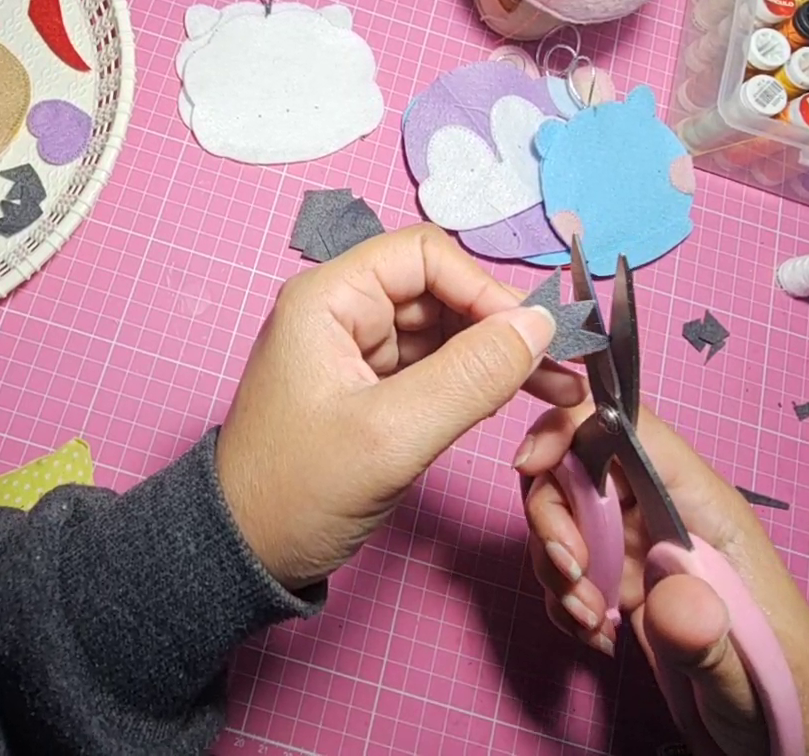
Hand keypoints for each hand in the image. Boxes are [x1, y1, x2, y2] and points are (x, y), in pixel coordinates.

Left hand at [217, 224, 587, 590]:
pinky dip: (476, 379)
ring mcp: (357, 348)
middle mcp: (344, 310)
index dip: (483, 288)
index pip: (423, 257)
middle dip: (500, 326)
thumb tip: (539, 324)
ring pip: (443, 329)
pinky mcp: (371, 385)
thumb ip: (469, 377)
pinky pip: (434, 365)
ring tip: (558, 389)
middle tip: (562, 369)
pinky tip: (516, 397)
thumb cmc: (297, 490)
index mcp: (329, 298)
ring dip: (497, 355)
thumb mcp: (389, 435)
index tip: (532, 336)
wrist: (246, 551)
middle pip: (439, 291)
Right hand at [519, 405, 808, 755]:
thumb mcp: (754, 688)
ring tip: (593, 624)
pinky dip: (563, 596)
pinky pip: (565, 560)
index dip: (567, 427)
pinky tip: (597, 636)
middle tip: (571, 577)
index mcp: (699, 504)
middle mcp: (660, 509)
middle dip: (552, 517)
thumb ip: (708, 642)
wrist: (800, 744)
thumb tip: (670, 594)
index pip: (622, 427)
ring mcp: (636, 542)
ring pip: (561, 514)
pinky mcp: (619, 575)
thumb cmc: (794, 707)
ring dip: (555, 566)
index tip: (531, 467)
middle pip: (574, 467)